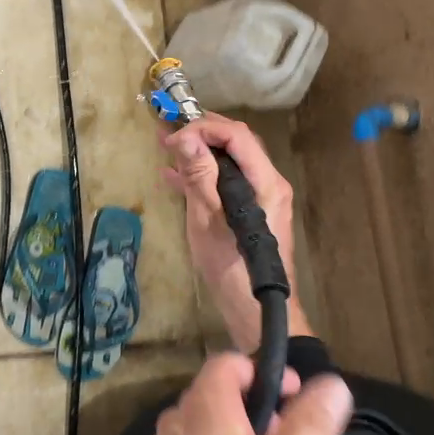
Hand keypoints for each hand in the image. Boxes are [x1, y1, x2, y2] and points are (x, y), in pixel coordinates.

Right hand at [160, 114, 310, 350]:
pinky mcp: (248, 210)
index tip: (171, 136)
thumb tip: (184, 137)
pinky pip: (225, 180)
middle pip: (236, 143)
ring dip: (198, 150)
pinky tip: (173, 175)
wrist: (253, 306)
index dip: (202, 128)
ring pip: (228, 160)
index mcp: (265, 181)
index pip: (237, 136)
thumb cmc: (231, 263)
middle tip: (166, 128)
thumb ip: (199, 175)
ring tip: (165, 145)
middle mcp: (267, 182)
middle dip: (201, 131)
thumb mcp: (208, 217)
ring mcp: (259, 197)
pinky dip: (200, 173)